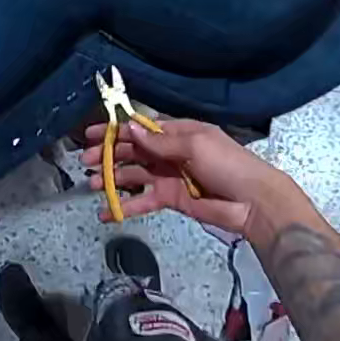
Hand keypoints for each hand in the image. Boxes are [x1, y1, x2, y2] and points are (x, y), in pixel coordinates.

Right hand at [80, 118, 299, 238]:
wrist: (252, 202)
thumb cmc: (226, 164)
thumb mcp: (194, 145)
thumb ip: (159, 142)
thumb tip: (128, 129)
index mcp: (178, 132)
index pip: (140, 129)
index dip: (115, 131)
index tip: (91, 135)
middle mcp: (170, 152)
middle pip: (132, 152)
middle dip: (109, 155)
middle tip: (86, 162)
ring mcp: (169, 176)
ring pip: (134, 176)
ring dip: (113, 179)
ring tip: (93, 185)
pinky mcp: (170, 199)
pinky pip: (143, 201)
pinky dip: (125, 206)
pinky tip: (107, 212)